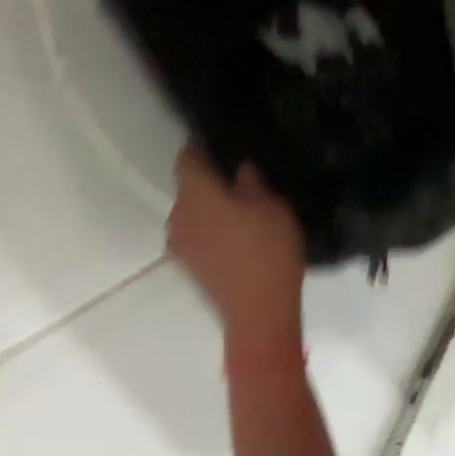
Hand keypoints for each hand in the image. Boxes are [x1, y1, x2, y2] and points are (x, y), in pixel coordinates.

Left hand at [168, 146, 307, 350]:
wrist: (258, 312)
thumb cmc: (269, 252)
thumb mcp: (275, 208)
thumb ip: (254, 182)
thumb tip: (241, 167)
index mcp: (196, 192)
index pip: (188, 157)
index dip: (202, 147)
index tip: (221, 143)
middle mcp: (178, 213)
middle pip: (190, 187)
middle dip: (212, 182)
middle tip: (243, 182)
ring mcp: (180, 242)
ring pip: (194, 214)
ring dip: (213, 210)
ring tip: (244, 213)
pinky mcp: (189, 265)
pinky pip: (198, 236)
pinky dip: (214, 232)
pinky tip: (240, 240)